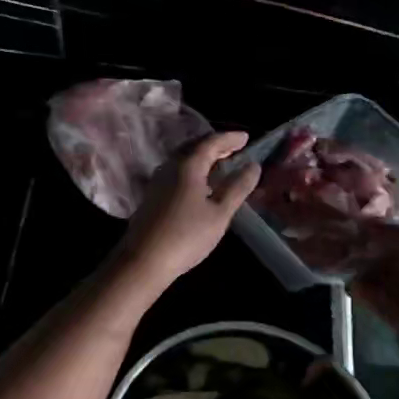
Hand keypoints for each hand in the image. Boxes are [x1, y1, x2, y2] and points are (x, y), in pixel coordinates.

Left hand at [115, 131, 260, 287]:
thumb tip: (254, 165)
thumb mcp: (220, 214)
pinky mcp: (151, 196)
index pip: (211, 142)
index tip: (246, 138)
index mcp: (187, 166)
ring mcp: (157, 182)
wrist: (144, 260)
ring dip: (202, 158)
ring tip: (220, 164)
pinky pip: (175, 173)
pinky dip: (192, 171)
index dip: (230, 139)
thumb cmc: (186, 236)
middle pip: (194, 147)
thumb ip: (237, 188)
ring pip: (182, 160)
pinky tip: (199, 185)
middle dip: (215, 146)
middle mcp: (169, 167)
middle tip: (235, 148)